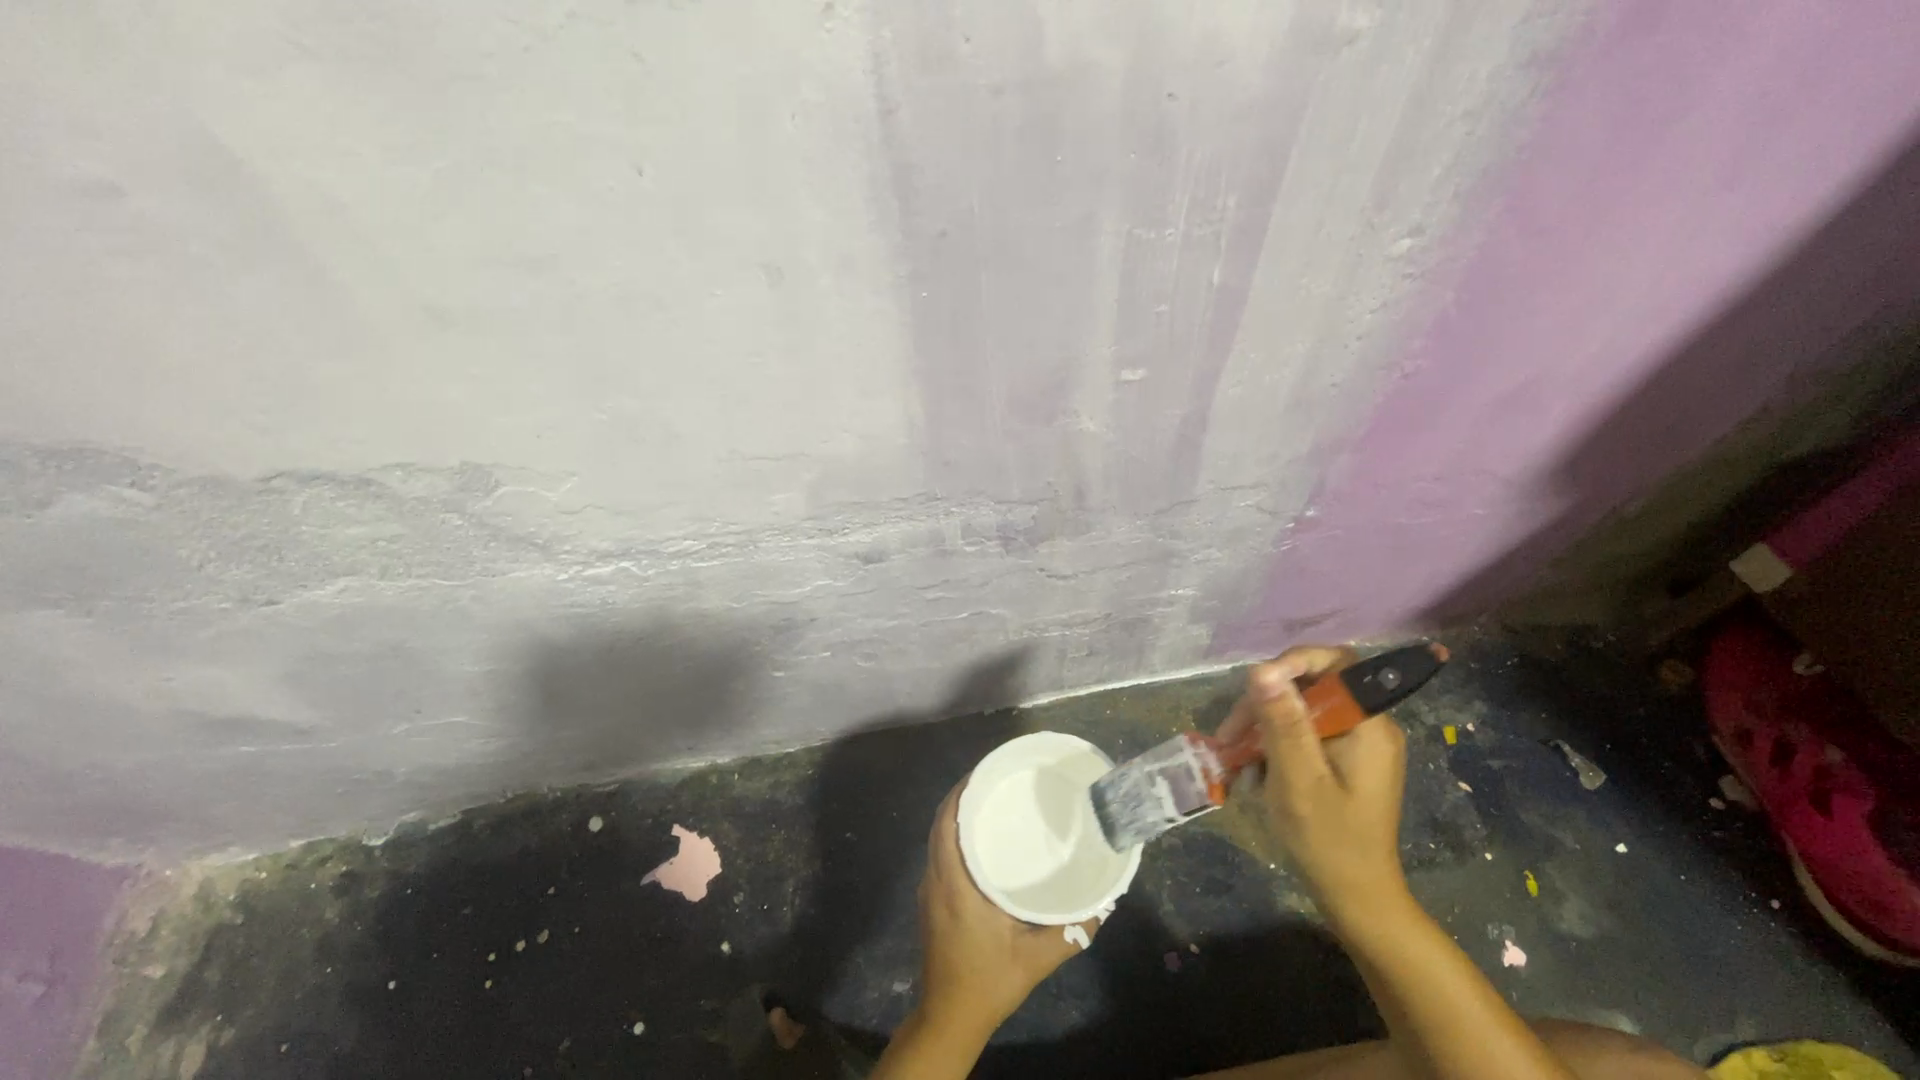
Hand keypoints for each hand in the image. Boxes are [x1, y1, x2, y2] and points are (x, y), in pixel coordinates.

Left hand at [913, 780, 1101, 1035]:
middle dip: (961, 797)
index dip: (960, 793)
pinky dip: (953, 837)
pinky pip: (938, 855)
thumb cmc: (990, 982)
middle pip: (939, 825)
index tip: (985, 772)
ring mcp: (929, 892)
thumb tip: (1105, 904)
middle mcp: (936, 881)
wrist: (950, 1018)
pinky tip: (979, 839)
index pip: (947, 824)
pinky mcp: (930, 903)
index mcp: (955, 885)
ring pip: (936, 840)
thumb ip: (1073, 931)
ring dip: (955, 817)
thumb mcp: (1038, 958)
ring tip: (989, 801)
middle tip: (994, 780)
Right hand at [1216, 645, 1412, 923]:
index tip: (1255, 686)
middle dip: (1266, 705)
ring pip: (1304, 712)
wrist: (1356, 897)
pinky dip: (1276, 748)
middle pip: (1313, 688)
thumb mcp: (1297, 780)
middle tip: (1229, 737)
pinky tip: (1253, 774)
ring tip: (1234, 760)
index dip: (1294, 663)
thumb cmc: (1329, 841)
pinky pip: (1307, 736)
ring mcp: (1358, 746)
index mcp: (1369, 725)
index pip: (1337, 663)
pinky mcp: (1345, 763)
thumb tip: (1262, 669)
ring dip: (1264, 729)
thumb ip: (1282, 723)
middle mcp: (1369, 727)